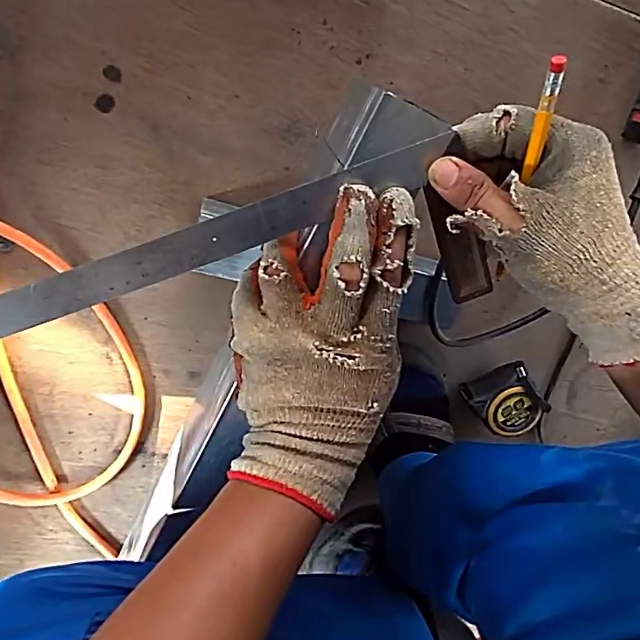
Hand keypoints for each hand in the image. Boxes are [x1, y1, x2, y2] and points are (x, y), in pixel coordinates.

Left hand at [228, 184, 417, 517]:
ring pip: (282, 271)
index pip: (386, 278)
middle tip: (353, 194)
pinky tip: (264, 268)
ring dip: (286, 244)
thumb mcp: (381, 363)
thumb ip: (378, 317)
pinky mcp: (252, 337)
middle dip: (351, 223)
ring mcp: (284, 333)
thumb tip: (379, 268)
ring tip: (289, 232)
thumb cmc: (348, 406)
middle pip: (343, 265)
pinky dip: (255, 275)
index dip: (391, 237)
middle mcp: (325, 332)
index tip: (392, 205)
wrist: (303, 445)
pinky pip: (248, 292)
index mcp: (367, 341)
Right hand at [427, 105, 639, 365]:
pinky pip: (520, 180)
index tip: (444, 165)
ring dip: (485, 185)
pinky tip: (490, 217)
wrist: (607, 299)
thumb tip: (441, 168)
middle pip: (505, 141)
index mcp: (571, 143)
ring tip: (472, 212)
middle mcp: (573, 149)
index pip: (506, 122)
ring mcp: (568, 170)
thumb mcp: (513, 224)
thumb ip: (474, 192)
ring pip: (509, 162)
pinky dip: (500, 196)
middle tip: (455, 194)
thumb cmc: (577, 264)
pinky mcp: (562, 190)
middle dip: (475, 168)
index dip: (468, 142)